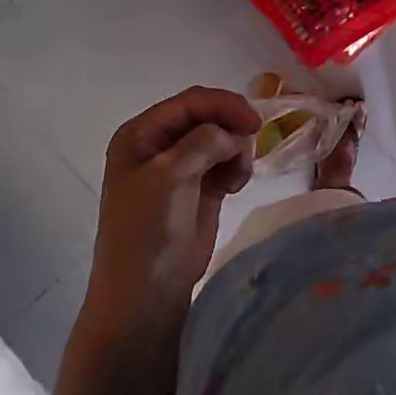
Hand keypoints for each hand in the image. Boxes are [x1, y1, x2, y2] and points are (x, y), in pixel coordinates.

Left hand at [89, 87, 262, 318]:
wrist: (147, 292)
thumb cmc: (148, 230)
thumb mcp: (170, 176)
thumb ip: (203, 141)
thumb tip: (233, 132)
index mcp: (141, 134)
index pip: (190, 102)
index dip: (224, 105)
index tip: (254, 124)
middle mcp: (160, 144)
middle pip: (208, 116)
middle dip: (231, 128)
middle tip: (250, 149)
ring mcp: (181, 166)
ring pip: (222, 137)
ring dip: (236, 151)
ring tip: (236, 179)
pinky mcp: (200, 187)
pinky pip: (227, 161)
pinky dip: (237, 167)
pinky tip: (235, 187)